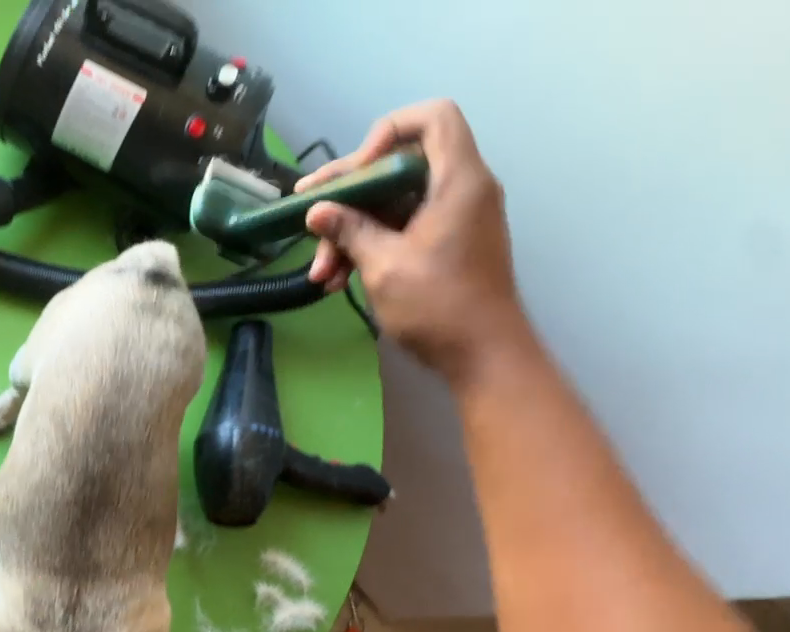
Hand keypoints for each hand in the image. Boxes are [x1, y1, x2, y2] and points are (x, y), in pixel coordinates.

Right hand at [297, 100, 532, 383]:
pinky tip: (338, 279)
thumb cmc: (438, 305)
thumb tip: (315, 210)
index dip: (386, 134)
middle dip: (348, 196)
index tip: (354, 174)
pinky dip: (368, 247)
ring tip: (321, 272)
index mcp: (457, 180)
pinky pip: (400, 228)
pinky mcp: (443, 242)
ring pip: (391, 204)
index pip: (431, 119)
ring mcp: (452, 217)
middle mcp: (459, 189)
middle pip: (397, 166)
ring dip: (350, 233)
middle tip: (306, 217)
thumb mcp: (384, 265)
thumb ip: (350, 231)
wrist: (482, 353)